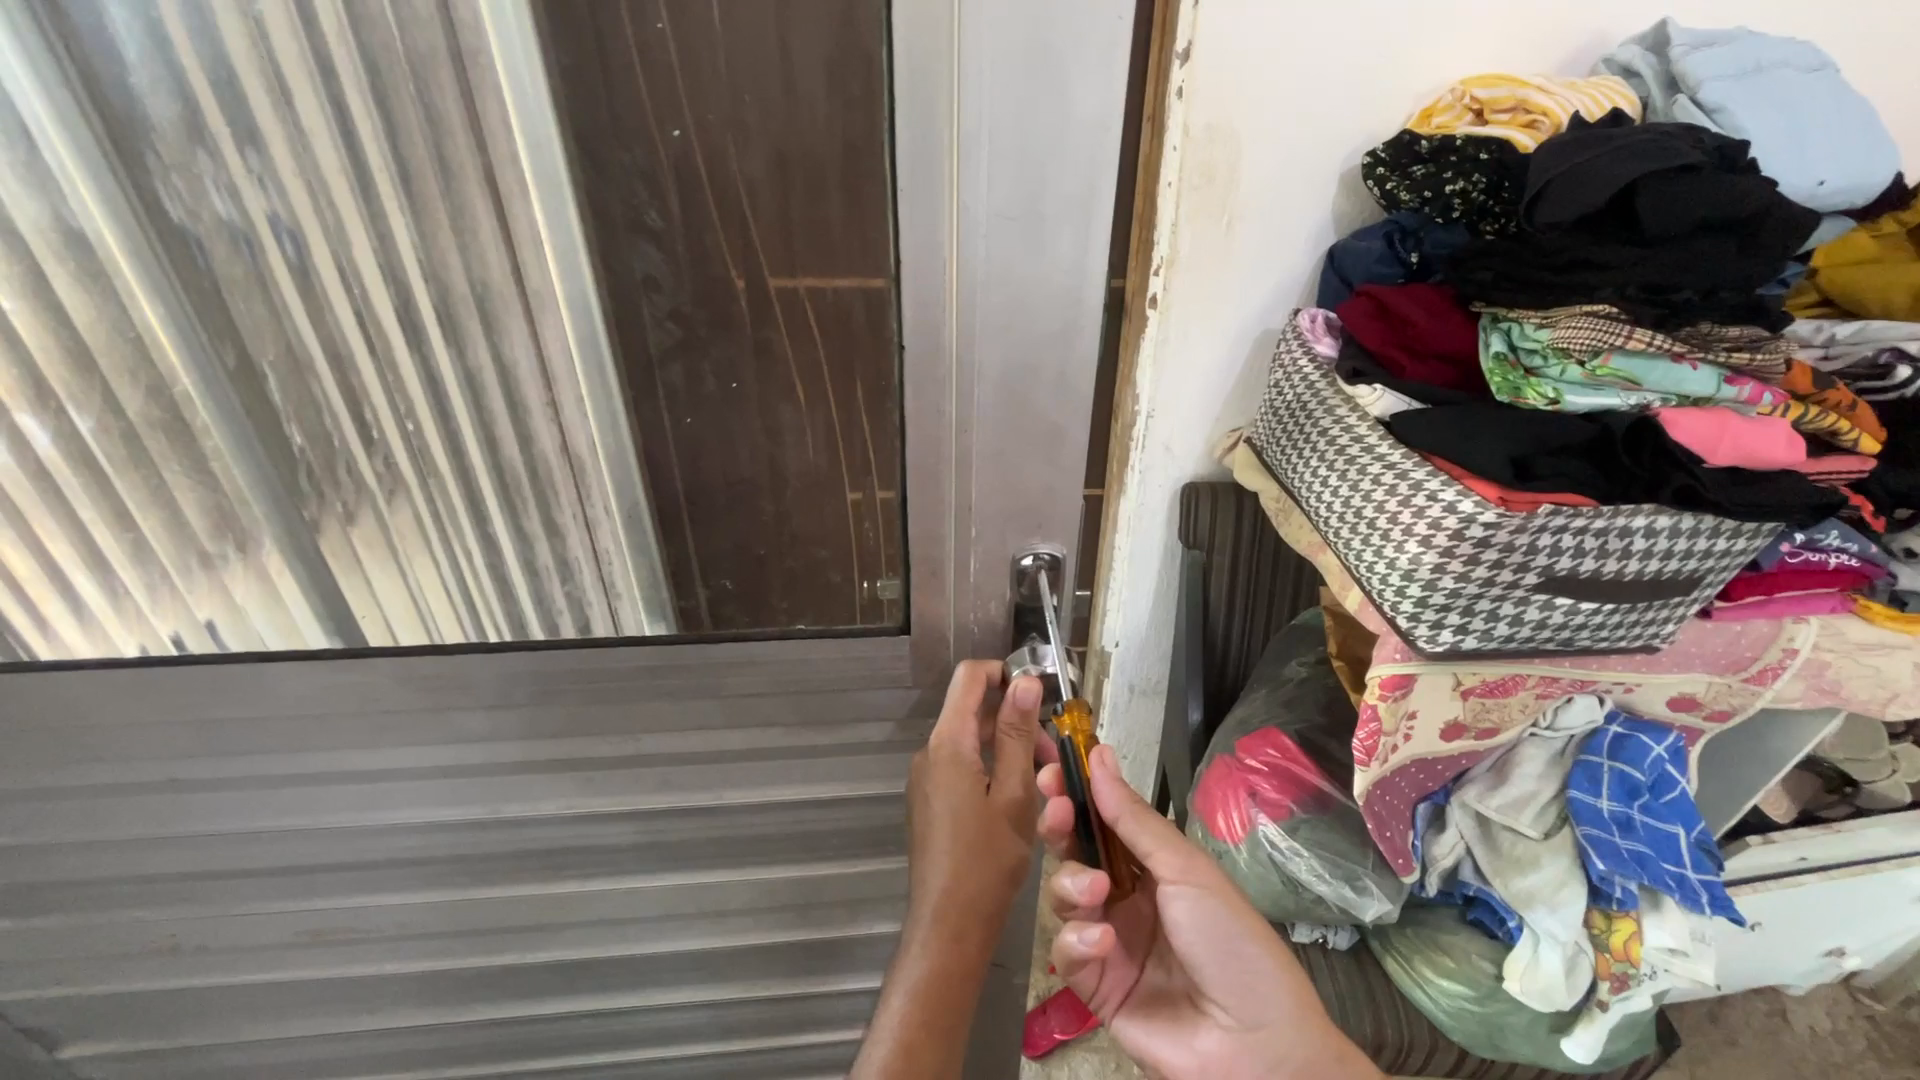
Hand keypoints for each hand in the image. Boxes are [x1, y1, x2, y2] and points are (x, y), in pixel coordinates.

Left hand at [904, 660, 1047, 950]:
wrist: (949, 924)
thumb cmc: (988, 860)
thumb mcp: (1015, 794)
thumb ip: (1018, 734)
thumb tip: (1025, 680)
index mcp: (947, 742)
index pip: (969, 677)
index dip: (1005, 672)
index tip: (1041, 696)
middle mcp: (929, 752)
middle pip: (972, 710)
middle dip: (1016, 721)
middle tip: (1055, 757)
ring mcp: (926, 778)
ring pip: (970, 741)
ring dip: (1008, 749)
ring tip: (1044, 784)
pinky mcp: (929, 800)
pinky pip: (961, 767)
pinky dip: (991, 769)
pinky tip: (1018, 802)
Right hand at [1039, 744, 1382, 1079]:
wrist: (1254, 1042)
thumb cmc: (1230, 941)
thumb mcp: (1187, 870)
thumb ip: (1134, 819)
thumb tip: (1100, 756)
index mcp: (1153, 866)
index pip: (1104, 820)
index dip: (1077, 795)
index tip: (1053, 771)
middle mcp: (1126, 896)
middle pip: (1075, 852)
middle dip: (1060, 827)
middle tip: (1055, 813)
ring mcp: (1109, 940)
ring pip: (1065, 894)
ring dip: (1072, 884)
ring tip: (1097, 892)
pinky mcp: (1094, 985)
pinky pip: (1067, 949)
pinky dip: (1077, 939)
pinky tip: (1103, 943)